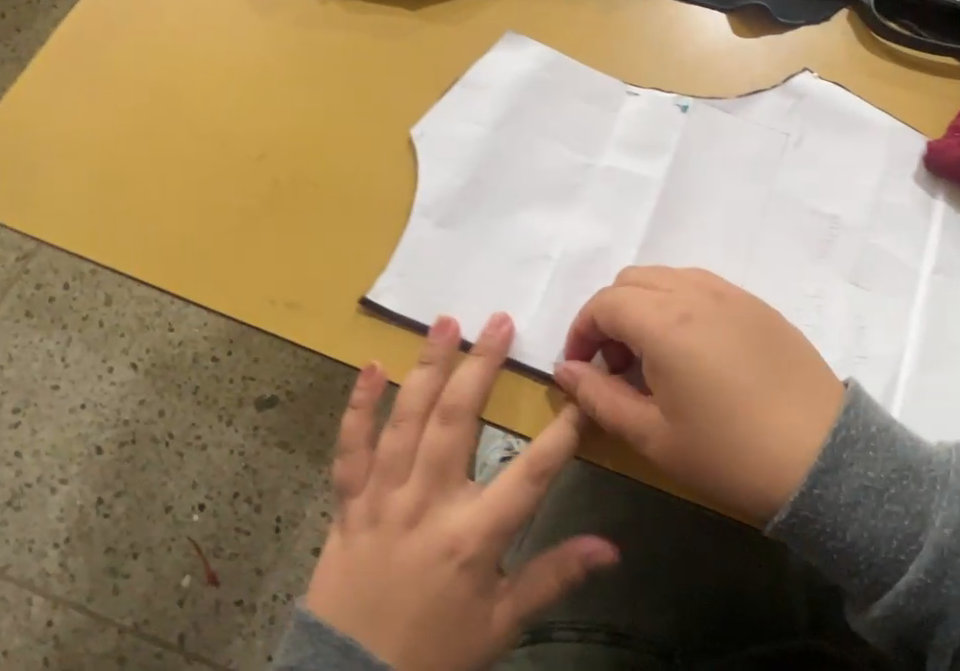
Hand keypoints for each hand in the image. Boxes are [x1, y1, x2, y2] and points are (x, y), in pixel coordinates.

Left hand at [304, 314, 618, 670]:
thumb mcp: (501, 623)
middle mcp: (428, 504)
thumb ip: (554, 577)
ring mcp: (382, 498)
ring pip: (407, 420)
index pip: (529, 474)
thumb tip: (611, 548)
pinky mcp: (347, 502)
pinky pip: (350, 447)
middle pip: (458, 422)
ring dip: (428, 367)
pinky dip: (359, 405)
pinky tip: (372, 366)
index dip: (560, 434)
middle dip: (482, 366)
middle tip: (500, 321)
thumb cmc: (435, 651)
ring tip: (445, 323)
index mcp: (473, 536)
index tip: (580, 395)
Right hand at [552, 267, 845, 525]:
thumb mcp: (653, 437)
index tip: (579, 370)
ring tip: (653, 360)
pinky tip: (693, 354)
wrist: (822, 459)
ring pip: (668, 278)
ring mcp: (733, 295)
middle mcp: (697, 293)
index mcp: (665, 321)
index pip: (604, 303)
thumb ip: (600, 397)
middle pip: (632, 280)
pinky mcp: (759, 306)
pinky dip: (680, 305)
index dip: (581, 332)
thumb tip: (566, 370)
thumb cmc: (729, 454)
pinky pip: (703, 287)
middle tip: (615, 366)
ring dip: (645, 306)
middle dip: (610, 315)